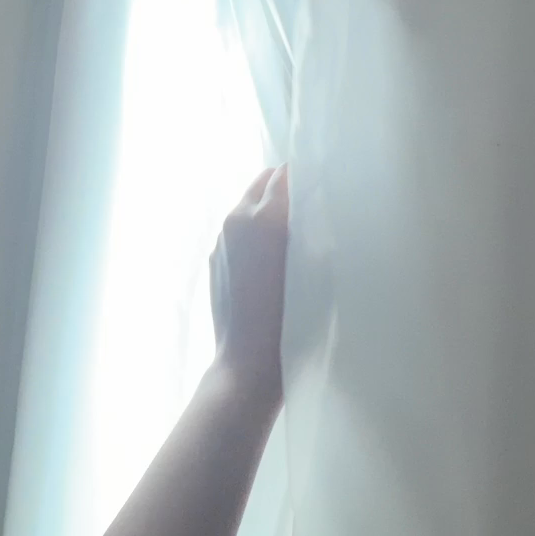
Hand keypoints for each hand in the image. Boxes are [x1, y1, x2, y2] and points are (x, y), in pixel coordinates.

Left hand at [209, 167, 288, 399]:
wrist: (247, 361)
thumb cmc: (290, 317)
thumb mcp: (310, 266)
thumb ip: (307, 225)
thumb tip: (310, 200)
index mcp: (263, 216)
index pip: (282, 174)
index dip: (301, 174)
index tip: (320, 180)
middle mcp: (236, 219)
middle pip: (261, 183)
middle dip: (282, 186)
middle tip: (307, 200)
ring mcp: (221, 239)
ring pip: (246, 205)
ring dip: (266, 208)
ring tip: (291, 229)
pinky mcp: (214, 258)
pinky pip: (236, 230)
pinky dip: (252, 230)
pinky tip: (270, 256)